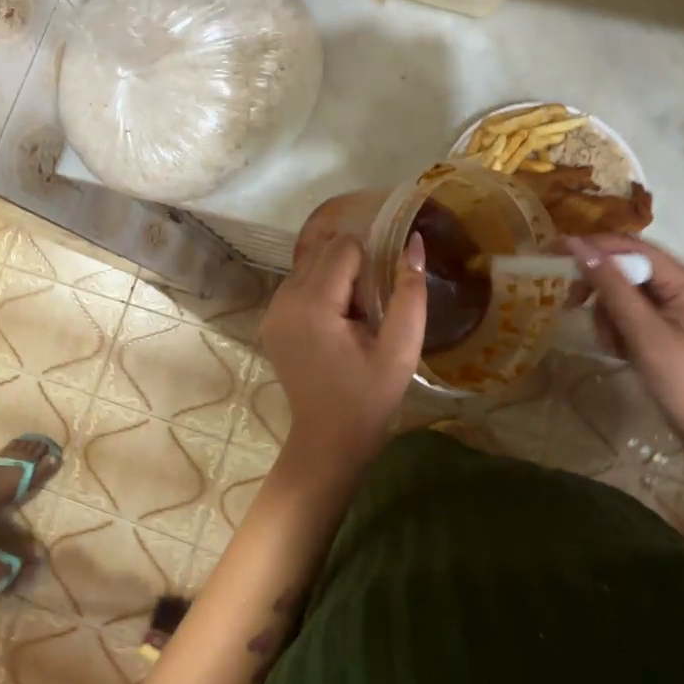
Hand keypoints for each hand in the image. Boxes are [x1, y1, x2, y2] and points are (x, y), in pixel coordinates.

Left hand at [259, 233, 427, 467]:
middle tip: (365, 315)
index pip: (344, 246)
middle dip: (352, 271)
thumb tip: (413, 242)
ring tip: (351, 323)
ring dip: (336, 279)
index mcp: (312, 303)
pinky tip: (335, 328)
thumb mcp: (400, 350)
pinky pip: (299, 283)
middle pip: (324, 249)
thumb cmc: (368, 398)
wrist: (327, 441)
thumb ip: (409, 294)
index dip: (369, 268)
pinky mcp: (270, 319)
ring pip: (310, 263)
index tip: (375, 306)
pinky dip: (321, 292)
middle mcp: (283, 298)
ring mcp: (271, 309)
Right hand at [564, 235, 683, 433]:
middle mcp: (682, 284)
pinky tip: (620, 351)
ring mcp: (675, 306)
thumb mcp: (643, 333)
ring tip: (613, 345)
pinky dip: (617, 327)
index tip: (553, 254)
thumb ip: (612, 287)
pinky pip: (630, 312)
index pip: (631, 247)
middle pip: (626, 267)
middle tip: (572, 305)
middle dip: (599, 288)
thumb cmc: (683, 381)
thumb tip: (578, 245)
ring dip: (607, 314)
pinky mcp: (666, 325)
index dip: (592, 246)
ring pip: (623, 291)